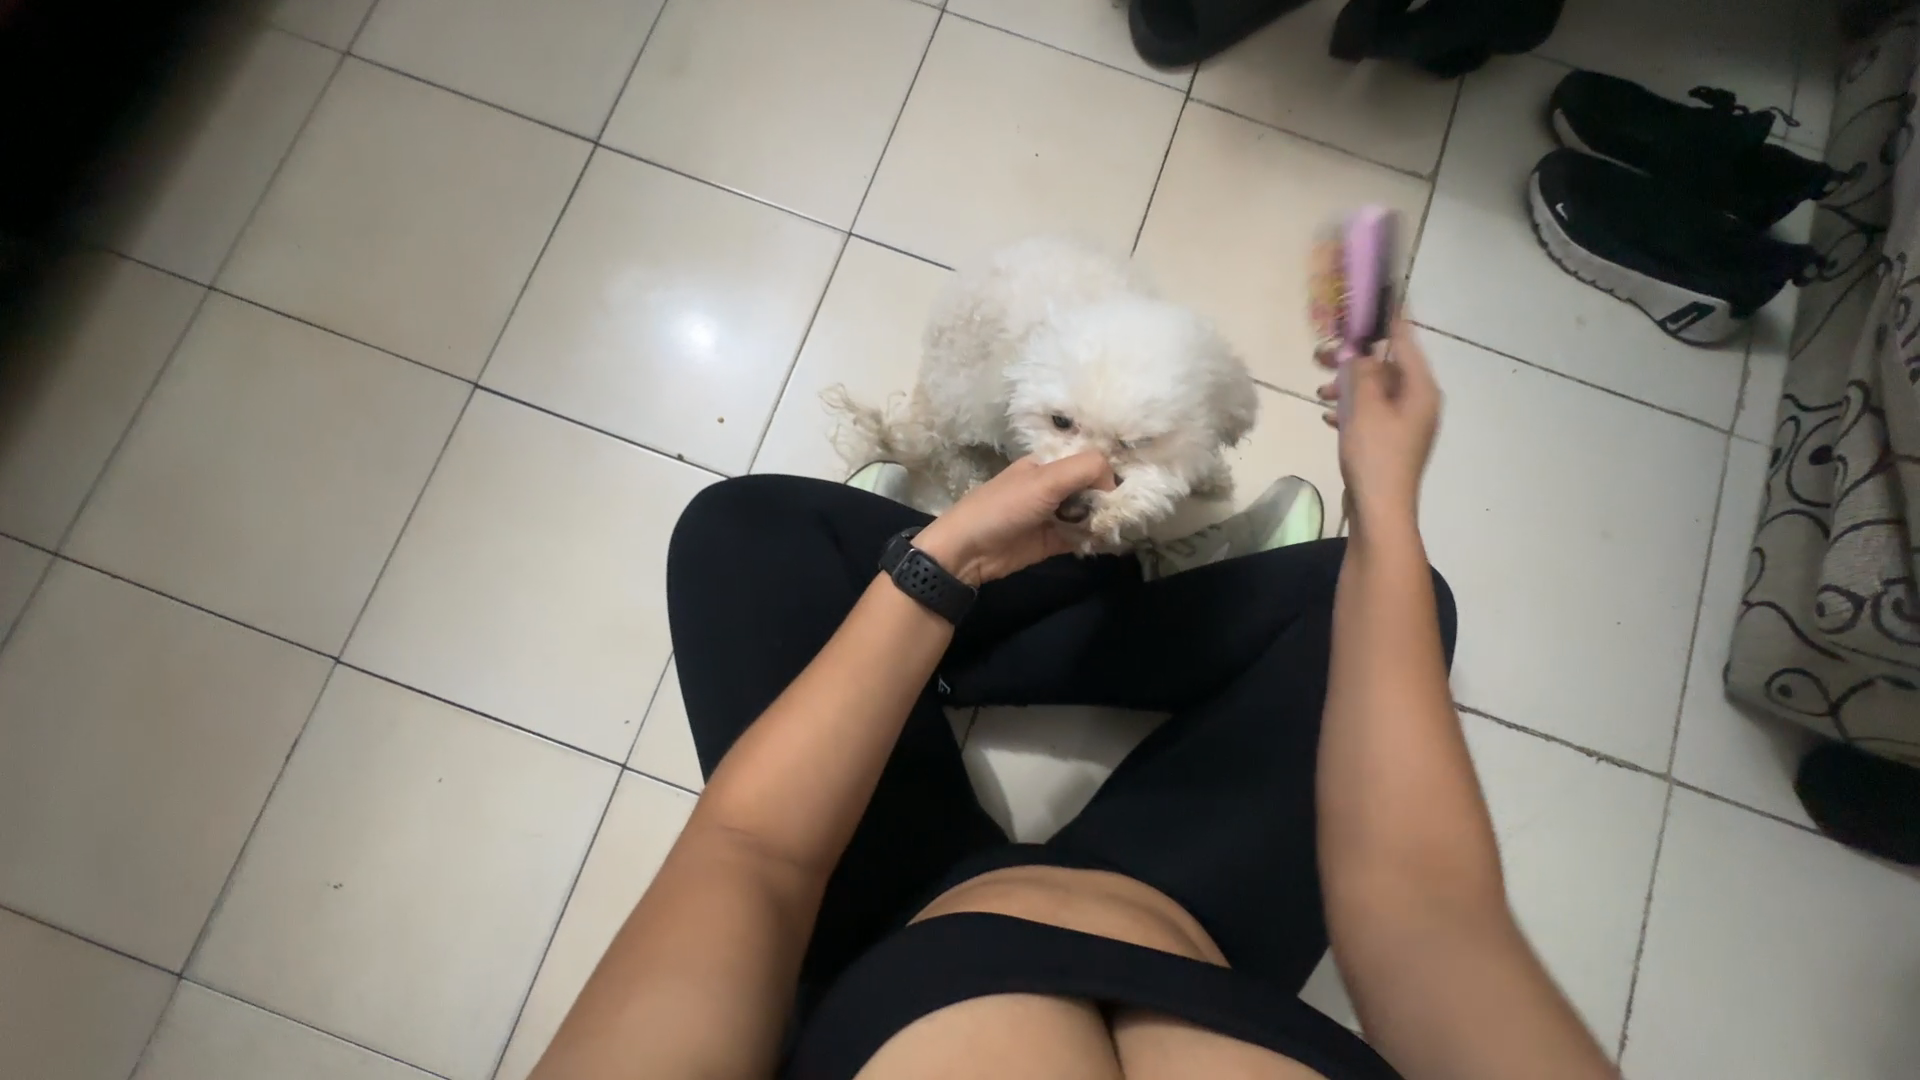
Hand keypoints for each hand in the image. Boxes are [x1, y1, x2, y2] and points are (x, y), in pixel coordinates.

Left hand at [912, 452, 1115, 584]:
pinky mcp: (1054, 541)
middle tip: (1131, 512)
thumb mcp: (1045, 480)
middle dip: (1113, 498)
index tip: (1133, 485)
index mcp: (1049, 463)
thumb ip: (1084, 469)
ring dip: (1108, 520)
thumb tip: (1115, 481)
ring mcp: (1055, 514)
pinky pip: (1083, 537)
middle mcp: (1055, 486)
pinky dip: (1098, 539)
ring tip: (1126, 528)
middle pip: (1094, 487)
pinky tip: (1114, 542)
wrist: (968, 551)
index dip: (1110, 470)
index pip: (1090, 459)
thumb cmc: (1003, 507)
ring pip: (1091, 513)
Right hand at [1316, 317, 1441, 529]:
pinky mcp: (1390, 441)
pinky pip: (1370, 412)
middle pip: (1385, 366)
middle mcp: (1419, 400)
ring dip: (1346, 386)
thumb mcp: (1363, 408)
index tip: (1366, 302)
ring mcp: (1405, 423)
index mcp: (1421, 388)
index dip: (1384, 320)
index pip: (1404, 340)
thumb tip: (1354, 350)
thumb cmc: (1375, 455)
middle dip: (1352, 359)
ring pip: (1374, 390)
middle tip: (1319, 354)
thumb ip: (1358, 373)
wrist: (1380, 508)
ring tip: (1319, 391)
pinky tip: (1327, 416)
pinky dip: (1349, 409)